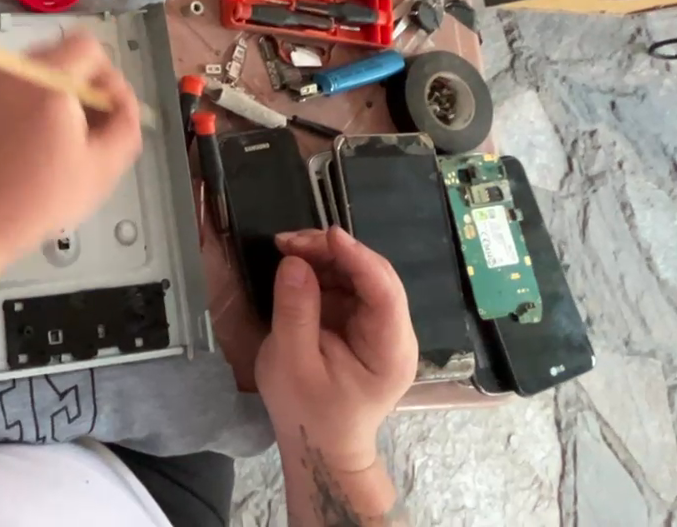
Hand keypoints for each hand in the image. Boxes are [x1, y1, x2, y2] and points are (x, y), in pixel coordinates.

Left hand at [0, 33, 141, 263]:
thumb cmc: (34, 198)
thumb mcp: (100, 168)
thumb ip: (126, 127)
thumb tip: (125, 109)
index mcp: (47, 77)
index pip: (90, 48)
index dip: (111, 79)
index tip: (115, 114)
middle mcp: (17, 70)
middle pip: (66, 56)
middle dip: (90, 88)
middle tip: (99, 129)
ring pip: (45, 73)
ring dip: (66, 97)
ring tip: (73, 141)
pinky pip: (22, 88)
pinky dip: (41, 104)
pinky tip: (46, 144)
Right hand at [254, 228, 417, 471]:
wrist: (318, 442)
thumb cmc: (306, 409)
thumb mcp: (291, 361)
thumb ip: (295, 311)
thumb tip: (294, 261)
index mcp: (389, 350)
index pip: (384, 292)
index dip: (358, 258)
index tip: (326, 235)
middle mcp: (392, 332)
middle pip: (374, 275)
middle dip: (333, 250)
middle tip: (286, 241)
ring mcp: (377, 324)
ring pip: (358, 272)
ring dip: (323, 254)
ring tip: (284, 247)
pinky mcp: (358, 319)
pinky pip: (344, 281)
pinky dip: (319, 266)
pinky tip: (294, 262)